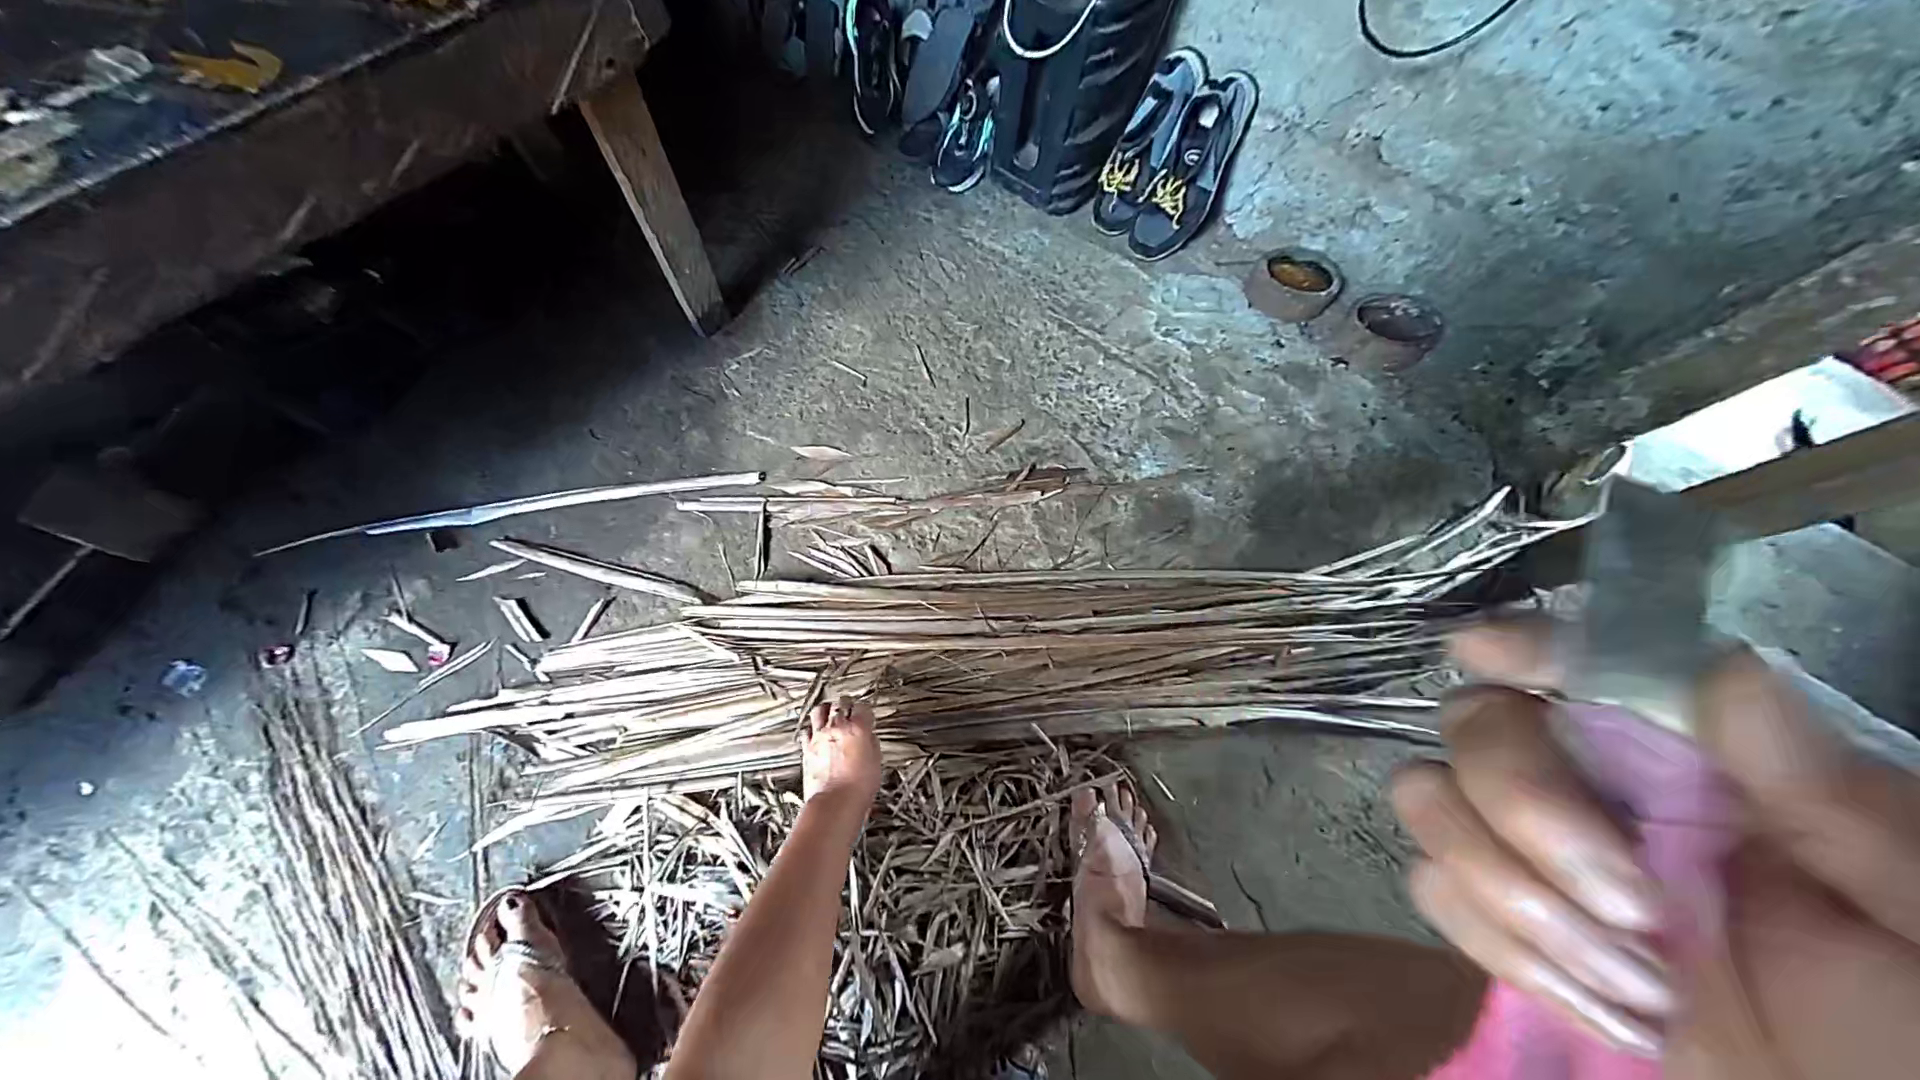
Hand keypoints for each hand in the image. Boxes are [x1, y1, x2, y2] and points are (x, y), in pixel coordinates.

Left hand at [802, 696, 882, 805]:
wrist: (835, 803)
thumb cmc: (857, 787)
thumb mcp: (876, 761)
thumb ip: (871, 743)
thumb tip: (868, 738)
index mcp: (858, 729)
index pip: (862, 707)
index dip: (865, 710)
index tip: (866, 715)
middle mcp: (837, 728)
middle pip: (840, 703)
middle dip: (847, 704)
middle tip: (850, 708)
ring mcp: (820, 737)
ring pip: (820, 710)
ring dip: (827, 709)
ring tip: (830, 712)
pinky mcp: (807, 749)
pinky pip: (806, 730)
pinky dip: (812, 728)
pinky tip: (816, 731)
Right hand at [1394, 619, 1919, 1075]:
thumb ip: (1845, 809)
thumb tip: (1728, 674)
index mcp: (1695, 760)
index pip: (1583, 663)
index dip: (1523, 643)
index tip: (1483, 650)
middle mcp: (1591, 783)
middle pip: (1476, 724)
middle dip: (1523, 804)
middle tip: (1633, 908)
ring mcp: (1530, 849)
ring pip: (1427, 799)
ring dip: (1508, 890)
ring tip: (1638, 986)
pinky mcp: (1498, 915)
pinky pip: (1433, 887)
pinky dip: (1501, 946)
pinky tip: (1600, 1006)